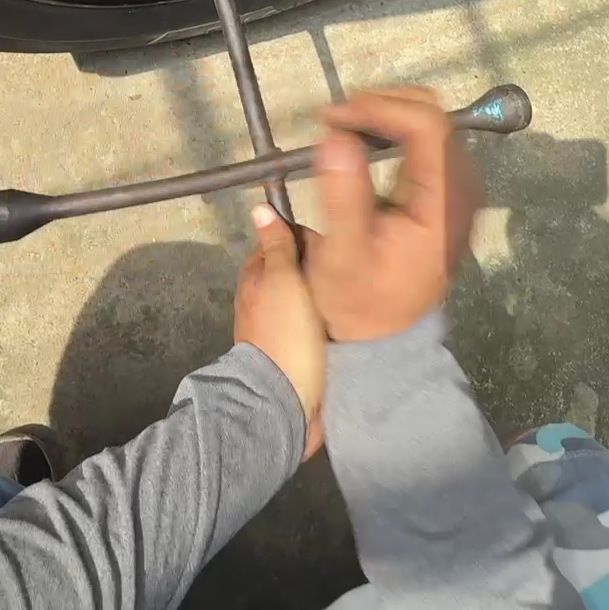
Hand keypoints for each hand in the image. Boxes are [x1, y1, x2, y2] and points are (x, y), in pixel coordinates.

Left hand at [231, 203, 325, 458]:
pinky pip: (313, 326)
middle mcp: (262, 301)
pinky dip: (326, 319)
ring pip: (305, 299)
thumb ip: (276, 245)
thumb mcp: (282, 279)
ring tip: (354, 291)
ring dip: (324, 295)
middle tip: (348, 266)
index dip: (301, 238)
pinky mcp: (295, 352)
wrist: (286, 402)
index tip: (328, 241)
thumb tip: (259, 207)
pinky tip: (347, 319)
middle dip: (316, 268)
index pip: (278, 243)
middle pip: (293, 271)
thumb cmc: (284, 333)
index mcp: (254, 280)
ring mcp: (278, 328)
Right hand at [304, 87, 481, 342]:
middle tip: (333, 119)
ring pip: (429, 119)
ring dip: (383, 112)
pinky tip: (358, 138)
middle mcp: (461, 189)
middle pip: (432, 114)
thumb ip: (343, 198)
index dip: (380, 109)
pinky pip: (423, 136)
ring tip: (340, 126)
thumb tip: (336, 138)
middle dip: (380, 104)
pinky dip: (389, 126)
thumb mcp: (342, 257)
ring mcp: (456, 186)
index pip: (428, 128)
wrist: (383, 333)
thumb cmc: (359, 300)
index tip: (334, 116)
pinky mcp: (443, 186)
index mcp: (445, 206)